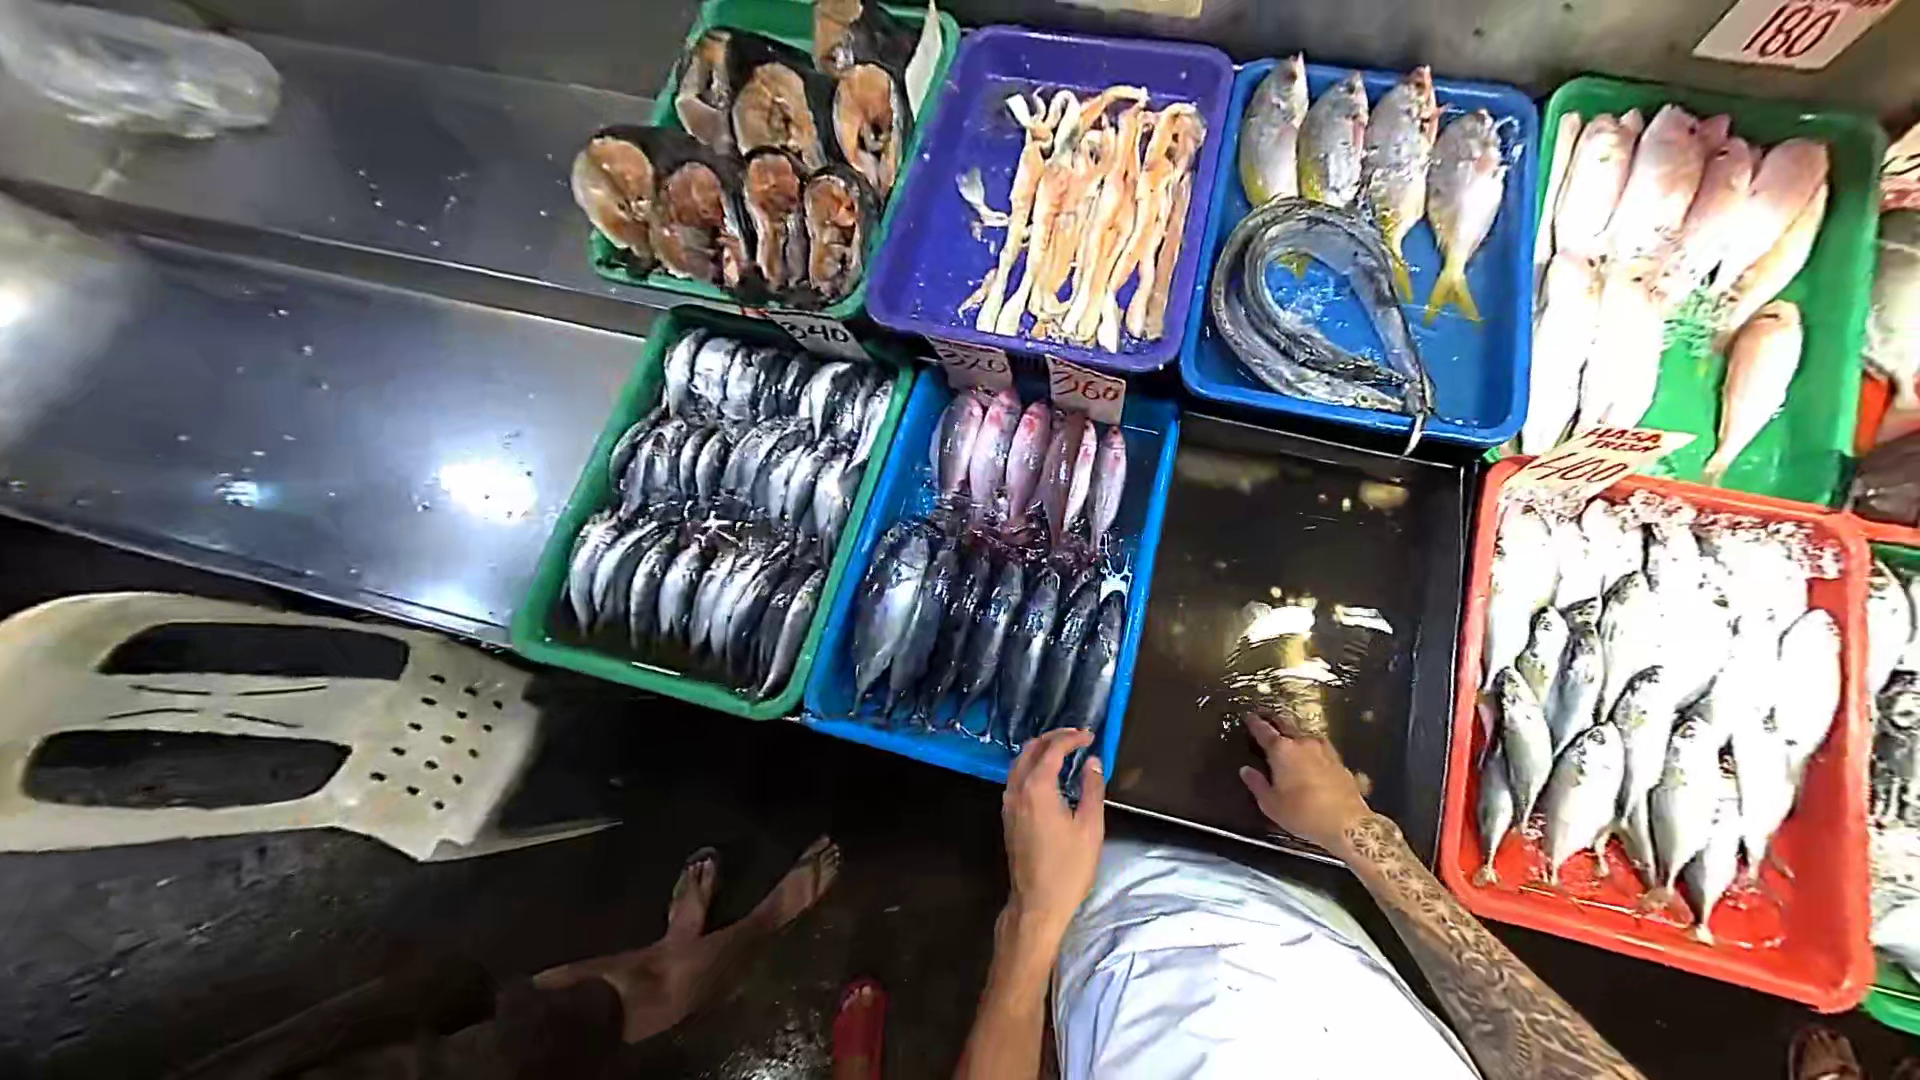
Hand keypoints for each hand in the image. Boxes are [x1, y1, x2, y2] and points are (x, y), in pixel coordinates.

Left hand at [1000, 728, 1105, 938]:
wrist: (1037, 904)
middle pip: (1032, 749)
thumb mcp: (1090, 828)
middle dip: (1054, 738)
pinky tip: (1049, 772)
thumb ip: (1092, 789)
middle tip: (1078, 736)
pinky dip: (1032, 764)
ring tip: (1065, 749)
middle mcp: (1017, 788)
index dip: (1071, 738)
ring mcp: (1008, 801)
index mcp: (1036, 788)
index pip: (1052, 749)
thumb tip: (1093, 762)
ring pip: (1020, 761)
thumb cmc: (1068, 868)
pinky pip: (1017, 776)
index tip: (1090, 735)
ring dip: (1041, 749)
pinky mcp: (1007, 814)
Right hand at [1238, 712, 1370, 853]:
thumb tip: (1246, 771)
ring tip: (1290, 738)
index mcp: (1281, 750)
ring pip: (1305, 734)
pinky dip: (1313, 748)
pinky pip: (1321, 748)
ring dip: (1295, 734)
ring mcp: (1324, 751)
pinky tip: (1312, 756)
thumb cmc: (1304, 814)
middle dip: (1274, 721)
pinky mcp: (1340, 762)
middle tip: (1267, 721)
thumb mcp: (1270, 803)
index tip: (1248, 717)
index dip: (1253, 722)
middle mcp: (1302, 744)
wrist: (1349, 826)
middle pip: (1285, 724)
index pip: (1262, 729)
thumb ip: (1256, 783)